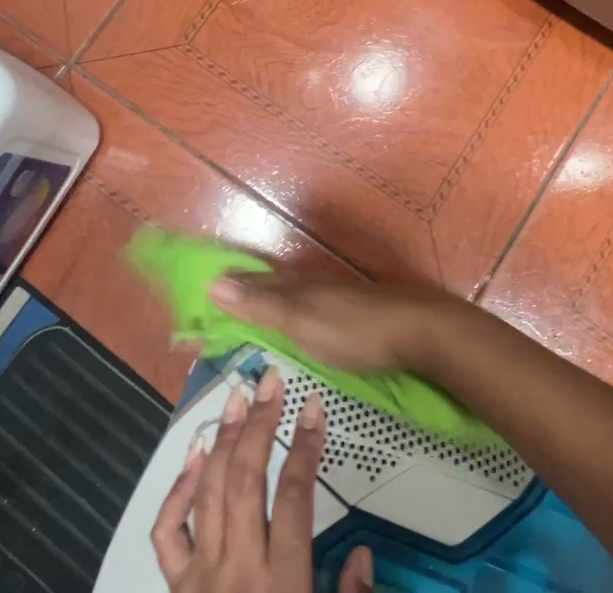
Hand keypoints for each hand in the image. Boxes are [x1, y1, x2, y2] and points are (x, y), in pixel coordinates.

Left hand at [152, 366, 374, 592]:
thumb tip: (364, 556)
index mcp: (281, 584)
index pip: (296, 496)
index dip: (307, 446)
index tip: (315, 406)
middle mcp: (237, 569)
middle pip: (247, 478)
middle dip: (260, 423)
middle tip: (270, 380)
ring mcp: (199, 576)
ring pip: (209, 490)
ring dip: (222, 438)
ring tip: (236, 398)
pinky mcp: (174, 587)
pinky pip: (168, 530)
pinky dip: (178, 489)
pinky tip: (192, 457)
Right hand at [209, 272, 464, 372]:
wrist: (418, 333)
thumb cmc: (354, 330)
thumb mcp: (300, 321)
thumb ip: (259, 305)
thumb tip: (212, 281)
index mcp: (292, 283)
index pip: (247, 280)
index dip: (223, 287)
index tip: (194, 298)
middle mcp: (308, 283)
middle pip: (265, 285)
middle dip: (240, 293)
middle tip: (212, 309)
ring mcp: (330, 296)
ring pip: (287, 295)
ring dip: (263, 303)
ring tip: (242, 317)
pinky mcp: (349, 312)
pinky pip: (306, 307)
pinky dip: (287, 314)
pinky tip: (289, 326)